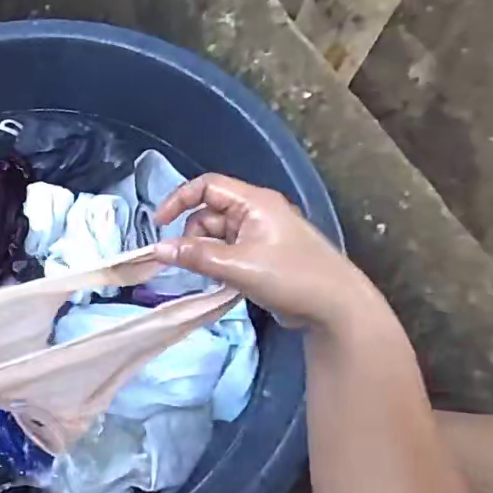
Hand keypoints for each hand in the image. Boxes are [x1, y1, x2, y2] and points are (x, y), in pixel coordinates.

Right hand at [155, 174, 386, 330]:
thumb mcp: (238, 266)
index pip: (207, 186)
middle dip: (192, 235)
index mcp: (254, 202)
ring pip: (216, 235)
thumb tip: (157, 249)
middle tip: (188, 263)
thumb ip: (196, 256)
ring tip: (208, 276)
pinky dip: (217, 263)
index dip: (179, 199)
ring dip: (204, 253)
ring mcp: (259, 234)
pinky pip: (228, 252)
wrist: (334, 306)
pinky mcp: (261, 256)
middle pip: (209, 213)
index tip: (159, 224)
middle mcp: (256, 212)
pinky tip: (219, 282)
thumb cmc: (291, 277)